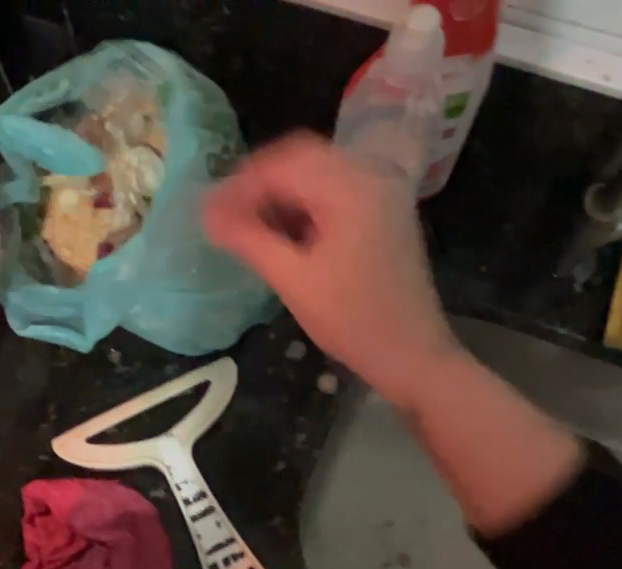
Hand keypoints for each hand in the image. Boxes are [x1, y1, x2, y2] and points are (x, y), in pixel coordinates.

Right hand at [202, 131, 460, 403]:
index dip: (240, 184)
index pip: (283, 163)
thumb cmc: (353, 322)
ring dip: (279, 196)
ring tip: (245, 227)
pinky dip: (303, 207)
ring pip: (317, 176)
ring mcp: (381, 194)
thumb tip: (208, 215)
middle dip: (258, 185)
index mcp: (350, 187)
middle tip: (224, 215)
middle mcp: (370, 176)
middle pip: (301, 160)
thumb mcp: (295, 282)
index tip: (208, 212)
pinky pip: (334, 194)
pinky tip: (281, 235)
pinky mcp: (383, 214)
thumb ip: (250, 241)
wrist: (412, 354)